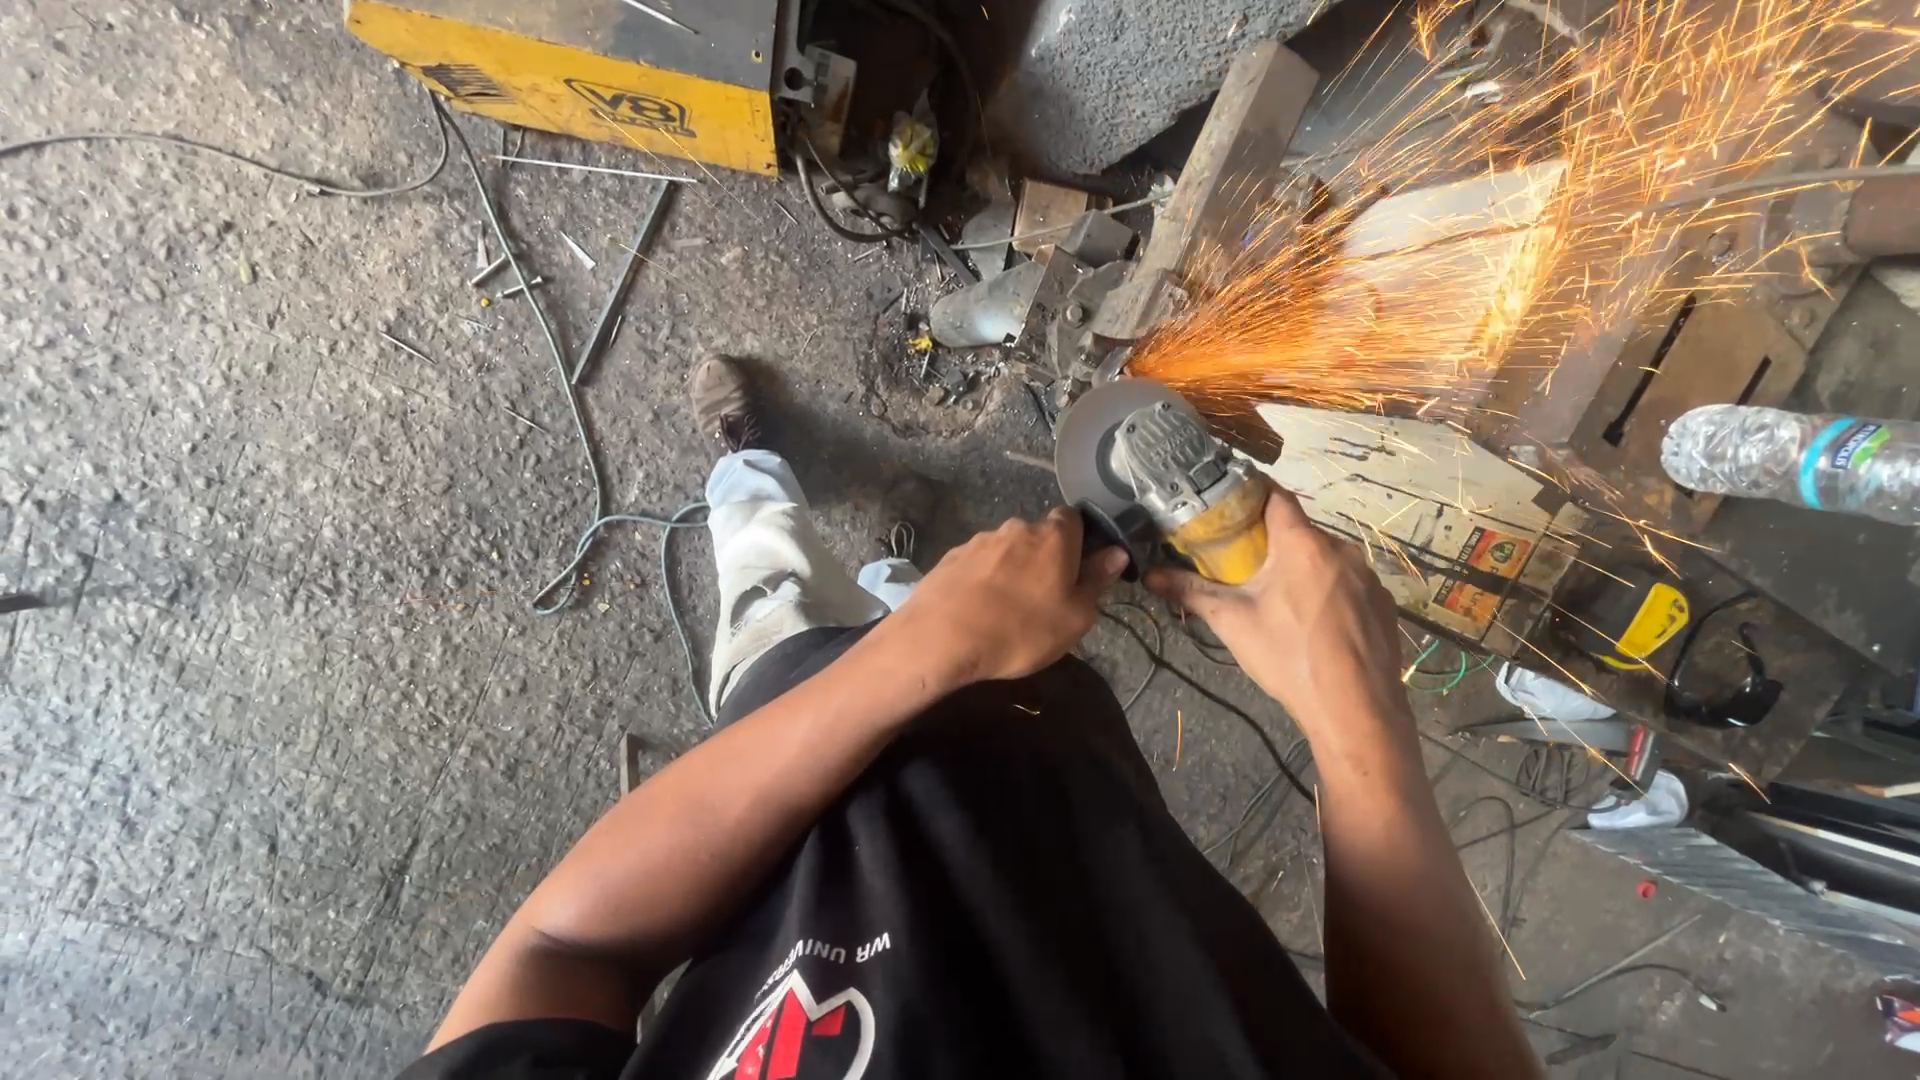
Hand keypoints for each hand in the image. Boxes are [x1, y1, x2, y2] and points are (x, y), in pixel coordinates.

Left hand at [886, 508, 1130, 686]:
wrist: (940, 638)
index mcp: (1052, 536)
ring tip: (1006, 610)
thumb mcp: (1074, 617)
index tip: (1079, 570)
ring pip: (1006, 550)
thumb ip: (1096, 581)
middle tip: (1044, 598)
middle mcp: (1015, 528)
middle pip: (1038, 536)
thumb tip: (1116, 553)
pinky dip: (984, 580)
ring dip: (1012, 571)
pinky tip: (978, 610)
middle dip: (1044, 559)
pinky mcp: (950, 558)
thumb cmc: (1020, 630)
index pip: (1074, 518)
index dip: (1080, 541)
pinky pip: (978, 564)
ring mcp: (978, 541)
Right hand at [1145, 483, 1411, 748]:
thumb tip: (1147, 576)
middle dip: (1270, 539)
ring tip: (1275, 594)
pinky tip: (1312, 621)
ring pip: (1325, 557)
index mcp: (1303, 544)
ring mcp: (1368, 578)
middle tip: (1241, 560)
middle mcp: (1342, 550)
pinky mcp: (1384, 604)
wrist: (1356, 711)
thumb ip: (1190, 592)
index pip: (1276, 496)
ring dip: (1300, 566)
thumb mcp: (1232, 622)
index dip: (1251, 492)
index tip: (1227, 500)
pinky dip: (1326, 590)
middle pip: (1299, 530)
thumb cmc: (1288, 657)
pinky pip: (1348, 583)